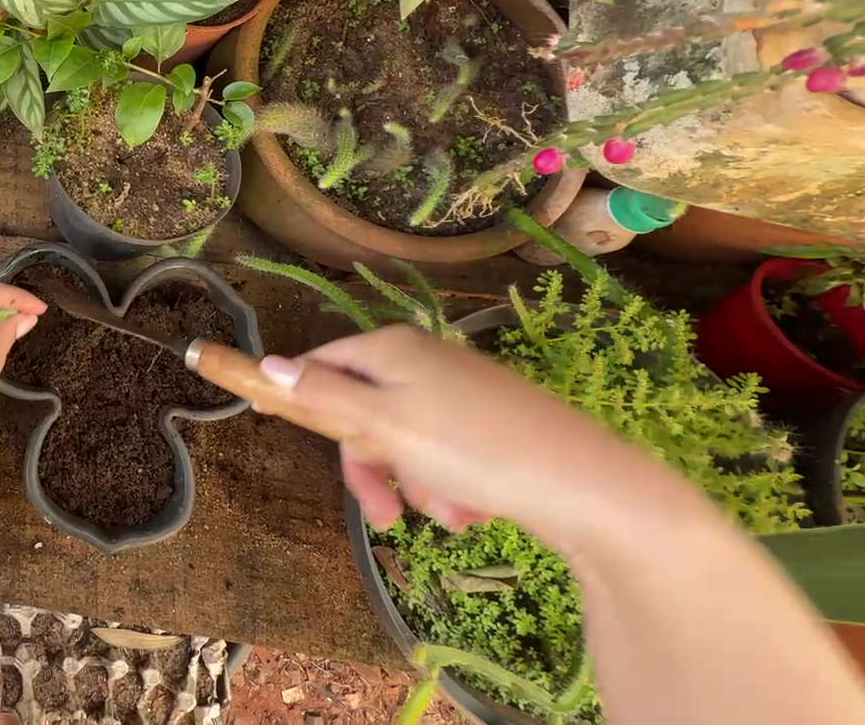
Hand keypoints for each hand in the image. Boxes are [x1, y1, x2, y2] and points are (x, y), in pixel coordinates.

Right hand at [256, 325, 687, 545]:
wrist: (598, 492)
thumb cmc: (472, 449)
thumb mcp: (382, 423)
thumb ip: (321, 393)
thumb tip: (266, 364)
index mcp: (390, 348)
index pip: (318, 361)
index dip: (293, 392)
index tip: (270, 421)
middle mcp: (422, 360)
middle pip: (360, 408)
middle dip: (368, 464)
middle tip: (381, 513)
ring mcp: (460, 391)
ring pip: (401, 437)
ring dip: (412, 482)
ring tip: (447, 515)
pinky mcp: (492, 422)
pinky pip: (442, 450)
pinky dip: (446, 483)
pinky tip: (472, 510)